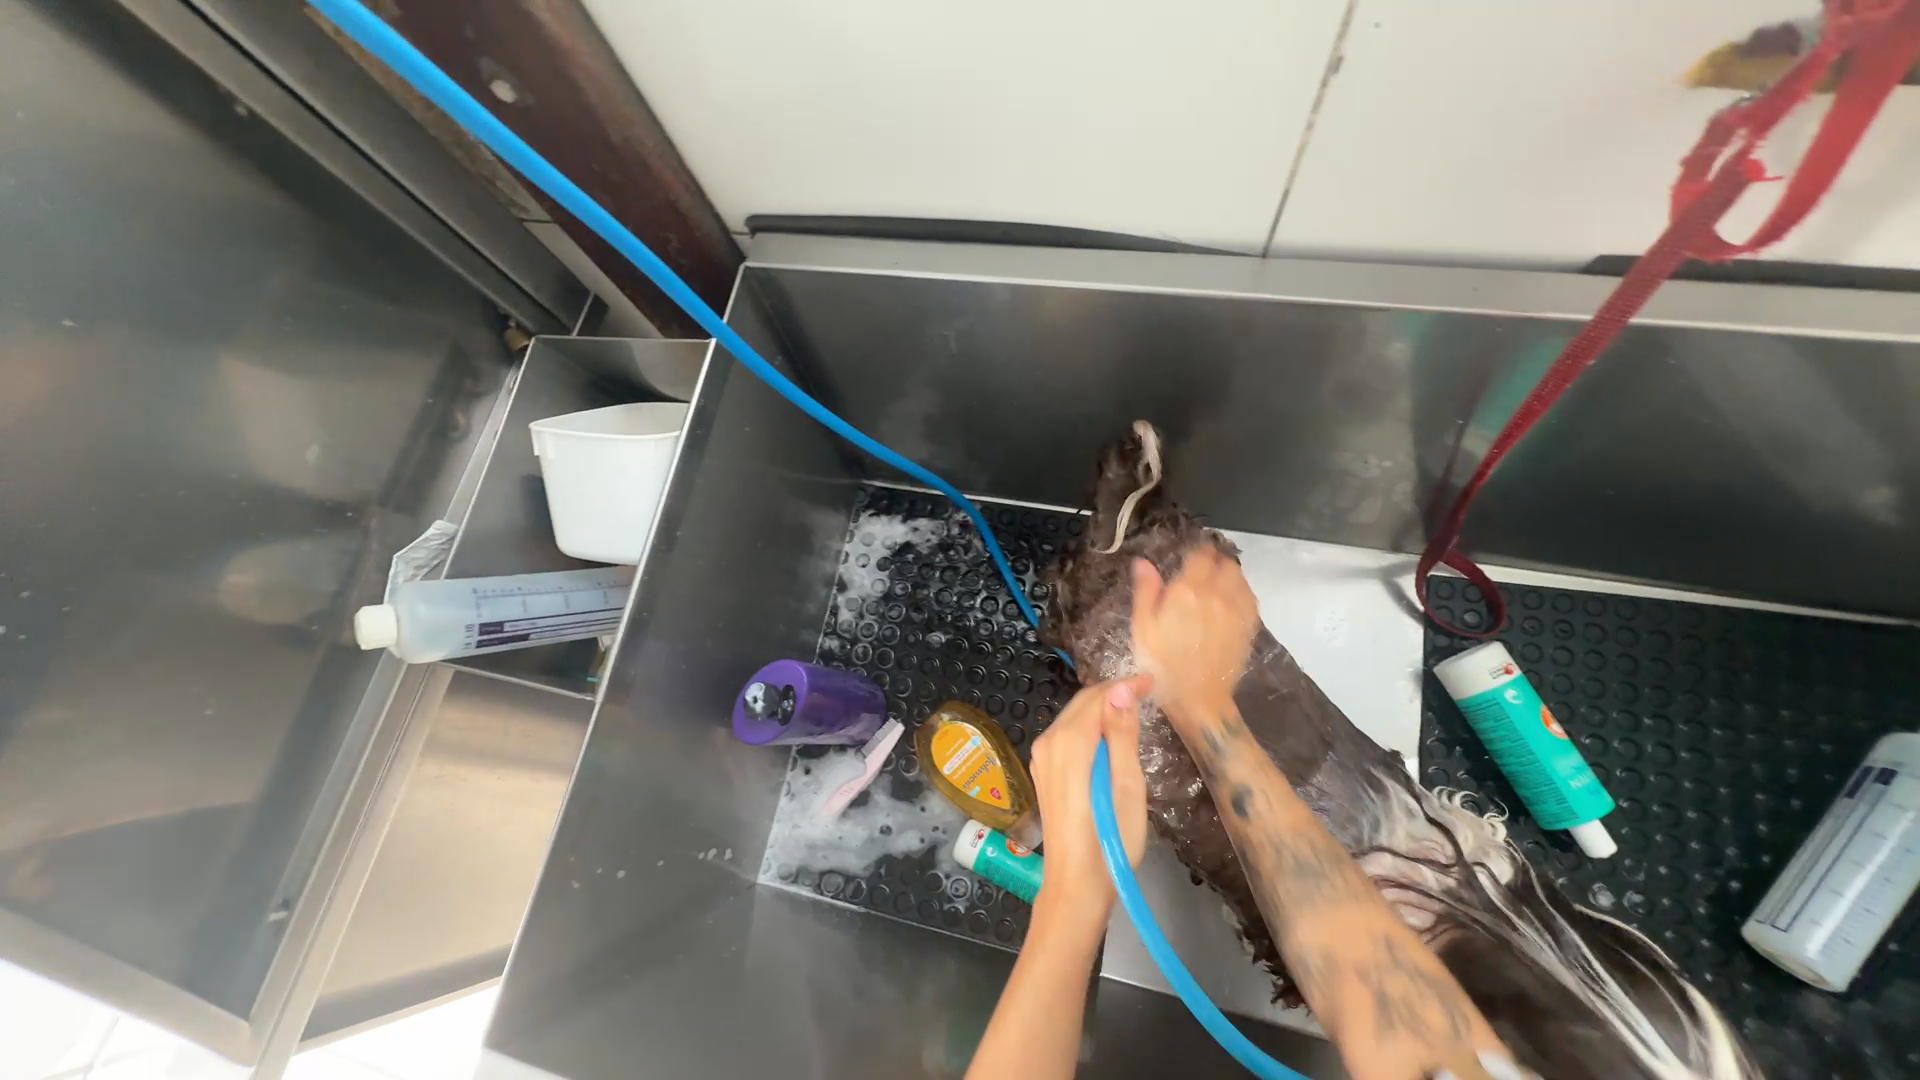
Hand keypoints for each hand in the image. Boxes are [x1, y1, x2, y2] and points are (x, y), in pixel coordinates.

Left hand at [1028, 675, 1153, 924]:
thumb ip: (1123, 735)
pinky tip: (1110, 739)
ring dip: (1102, 709)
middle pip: (1083, 703)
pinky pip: (1067, 735)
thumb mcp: (1127, 786)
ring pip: (1074, 717)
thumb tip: (1121, 690)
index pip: (1099, 697)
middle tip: (1148, 693)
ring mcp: (1042, 758)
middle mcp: (1048, 742)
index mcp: (1069, 743)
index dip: (1127, 685)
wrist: (1076, 885)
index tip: (1153, 682)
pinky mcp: (1043, 772)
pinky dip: (1090, 727)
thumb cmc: (1110, 839)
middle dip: (1114, 693)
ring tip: (1134, 711)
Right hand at [1130, 546, 1259, 716]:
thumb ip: (1146, 590)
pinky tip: (1230, 601)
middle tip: (1202, 569)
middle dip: (1214, 561)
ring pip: (1239, 577)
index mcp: (1187, 590)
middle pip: (1225, 562)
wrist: (1197, 698)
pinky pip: (1250, 597)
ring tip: (1217, 583)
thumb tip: (1143, 562)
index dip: (1197, 550)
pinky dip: (1241, 591)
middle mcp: (1217, 594)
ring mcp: (1237, 610)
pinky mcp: (1249, 626)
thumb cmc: (1161, 663)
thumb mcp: (1142, 627)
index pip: (1201, 554)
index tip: (1191, 555)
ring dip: (1229, 574)